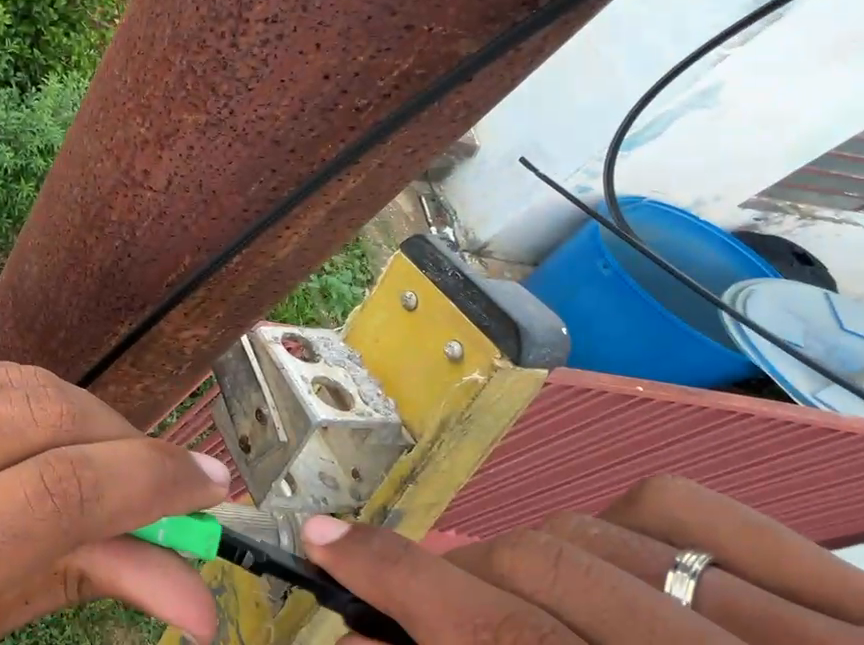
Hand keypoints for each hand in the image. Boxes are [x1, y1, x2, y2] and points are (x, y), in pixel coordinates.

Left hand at [0, 362, 235, 643]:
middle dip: (125, 441)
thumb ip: (80, 581)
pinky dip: (39, 399)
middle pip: (39, 417)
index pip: (51, 492)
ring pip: (19, 382)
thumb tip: (195, 589)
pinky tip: (58, 436)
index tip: (209, 488)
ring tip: (121, 462)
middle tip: (174, 481)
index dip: (146, 481)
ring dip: (89, 416)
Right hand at [304, 474, 863, 642]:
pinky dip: (621, 516)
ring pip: (600, 532)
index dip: (396, 579)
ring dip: (530, 556)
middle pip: (538, 571)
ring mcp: (824, 638)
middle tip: (425, 602)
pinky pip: (694, 509)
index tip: (326, 542)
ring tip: (526, 597)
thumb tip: (387, 634)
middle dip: (457, 575)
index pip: (499, 636)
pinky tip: (610, 556)